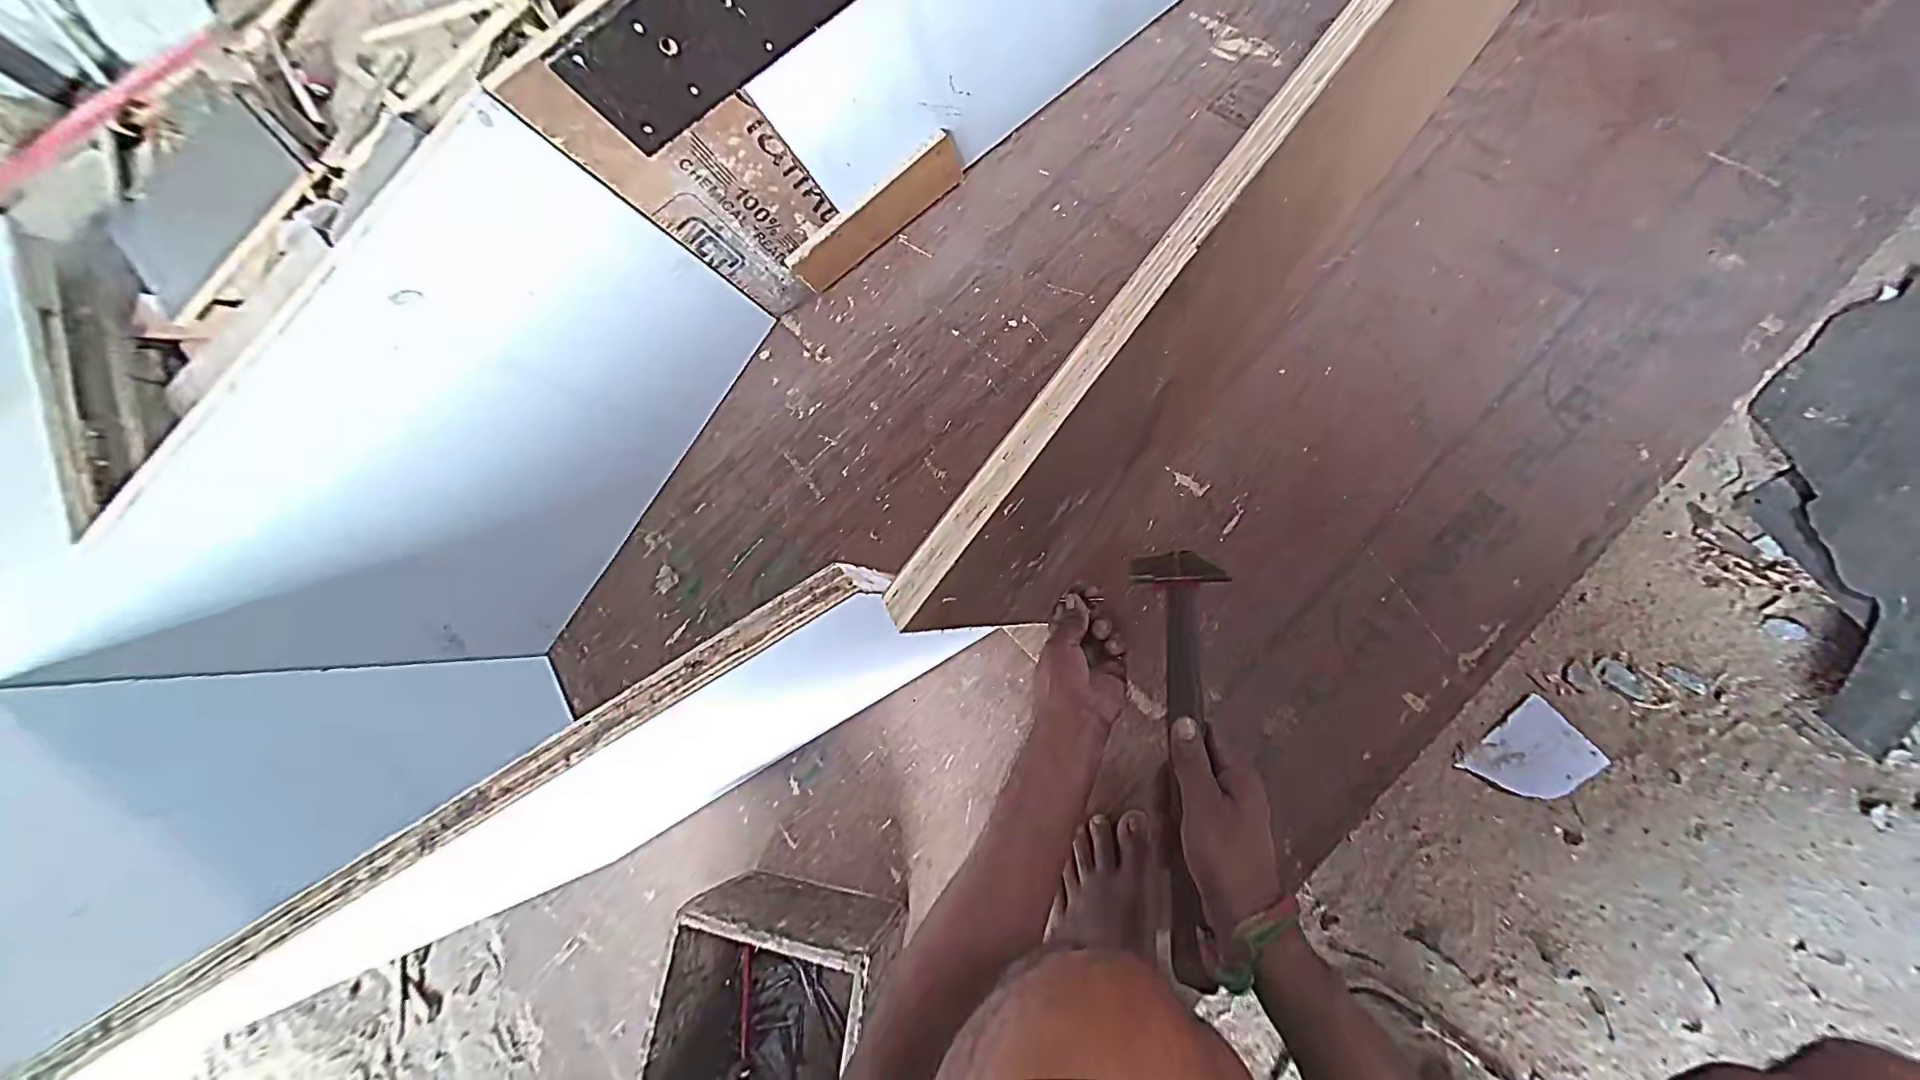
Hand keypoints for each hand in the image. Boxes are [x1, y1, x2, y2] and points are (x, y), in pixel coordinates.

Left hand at [1032, 588, 1126, 727]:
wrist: (1077, 717)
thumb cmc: (1058, 688)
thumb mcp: (1058, 645)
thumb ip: (1070, 622)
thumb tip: (1075, 601)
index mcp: (1055, 644)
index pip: (1065, 615)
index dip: (1074, 601)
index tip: (1083, 589)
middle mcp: (1075, 651)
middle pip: (1087, 621)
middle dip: (1092, 610)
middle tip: (1097, 602)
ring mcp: (1094, 661)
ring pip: (1105, 632)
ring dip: (1105, 626)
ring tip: (1103, 631)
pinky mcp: (1114, 672)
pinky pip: (1120, 650)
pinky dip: (1118, 644)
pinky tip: (1114, 647)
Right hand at [1170, 715, 1284, 932]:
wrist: (1243, 915)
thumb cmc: (1222, 855)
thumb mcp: (1200, 803)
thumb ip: (1190, 761)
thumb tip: (1185, 720)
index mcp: (1240, 774)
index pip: (1206, 737)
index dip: (1182, 745)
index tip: (1165, 765)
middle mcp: (1240, 787)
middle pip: (1195, 764)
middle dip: (1173, 782)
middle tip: (1165, 805)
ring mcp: (1233, 811)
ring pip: (1190, 790)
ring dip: (1173, 806)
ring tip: (1169, 829)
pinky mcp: (1224, 832)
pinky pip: (1194, 814)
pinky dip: (1180, 824)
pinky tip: (1174, 841)